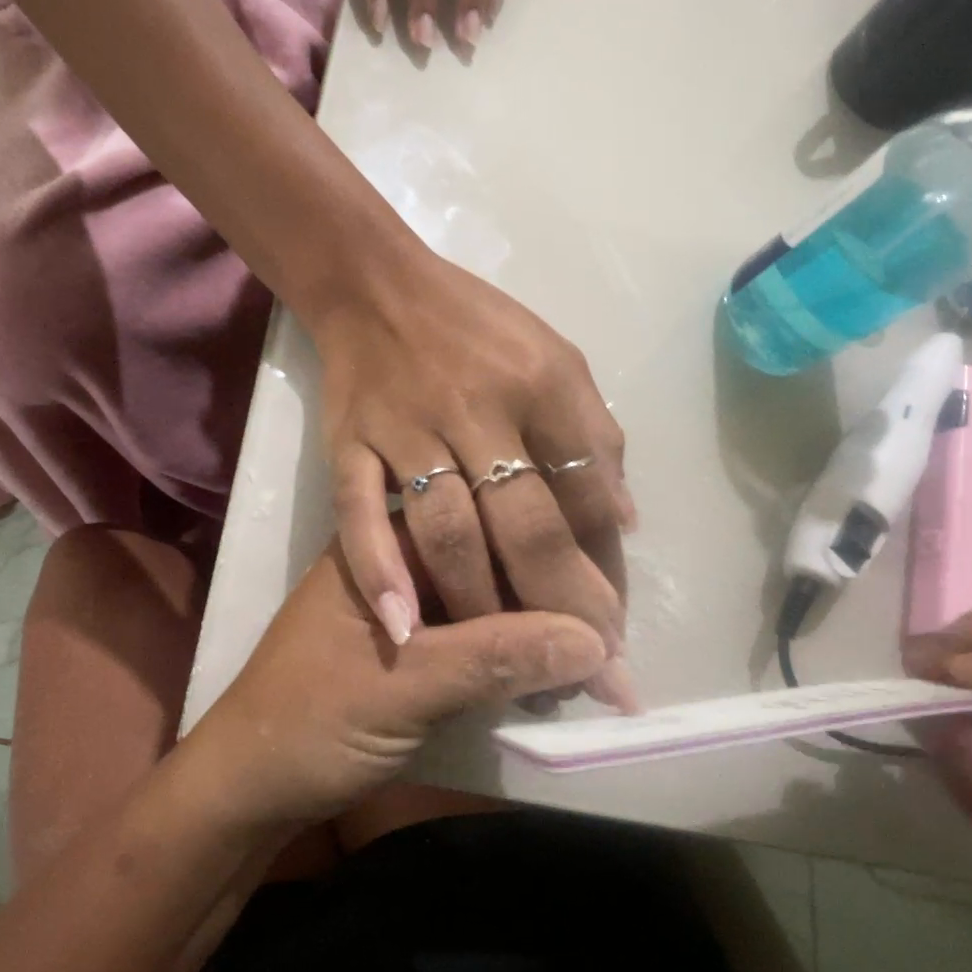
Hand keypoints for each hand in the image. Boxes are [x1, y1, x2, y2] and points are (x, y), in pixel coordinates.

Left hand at [184, 536, 606, 826]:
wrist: (249, 784)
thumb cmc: (310, 722)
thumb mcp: (402, 687)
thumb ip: (493, 657)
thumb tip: (595, 642)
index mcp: (383, 542)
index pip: (484, 528)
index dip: (549, 570)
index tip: (607, 625)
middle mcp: (400, 560)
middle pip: (495, 563)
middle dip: (553, 612)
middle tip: (605, 666)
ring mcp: (409, 604)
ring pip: (494, 603)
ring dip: (540, 640)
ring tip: (586, 683)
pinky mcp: (418, 646)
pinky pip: (481, 638)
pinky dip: (516, 661)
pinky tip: (549, 686)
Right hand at [312, 250, 637, 711]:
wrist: (373, 287)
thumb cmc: (473, 325)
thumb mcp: (554, 357)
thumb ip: (591, 434)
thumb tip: (622, 519)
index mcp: (540, 385)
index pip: (586, 496)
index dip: (606, 571)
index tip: (617, 637)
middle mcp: (477, 410)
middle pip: (528, 526)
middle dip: (566, 610)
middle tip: (593, 683)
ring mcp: (406, 430)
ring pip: (450, 531)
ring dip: (485, 608)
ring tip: (515, 679)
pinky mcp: (348, 445)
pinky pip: (359, 513)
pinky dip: (379, 569)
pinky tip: (402, 628)